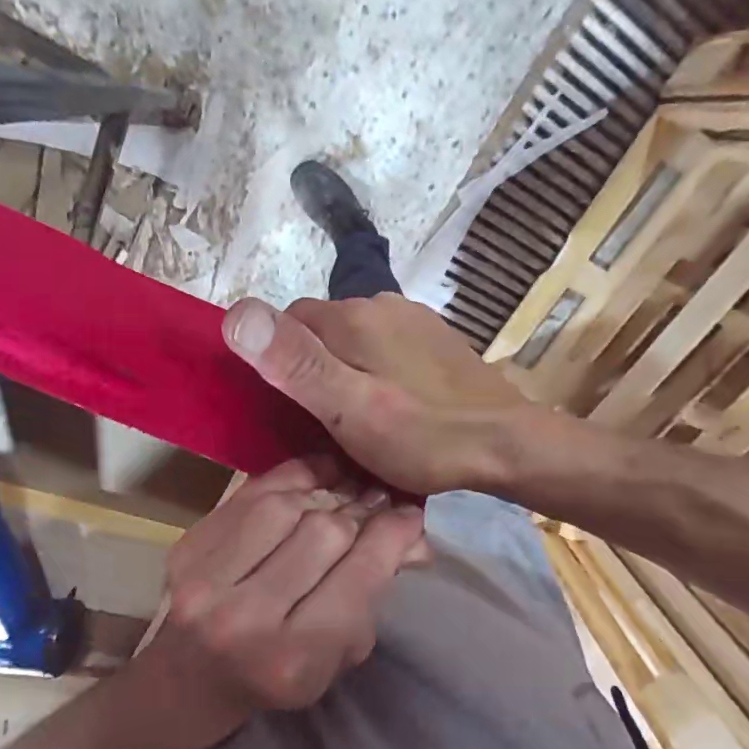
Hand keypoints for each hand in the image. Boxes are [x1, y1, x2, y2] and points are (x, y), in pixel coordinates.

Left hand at [142, 456, 428, 721]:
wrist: (192, 676)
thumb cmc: (276, 676)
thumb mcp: (335, 656)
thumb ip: (373, 596)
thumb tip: (414, 536)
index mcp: (292, 660)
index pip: (357, 580)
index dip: (392, 538)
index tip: (412, 517)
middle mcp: (245, 618)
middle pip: (323, 535)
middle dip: (361, 513)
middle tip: (379, 502)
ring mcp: (207, 580)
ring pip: (284, 506)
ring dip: (325, 493)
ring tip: (347, 490)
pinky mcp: (188, 548)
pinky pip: (249, 495)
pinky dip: (290, 480)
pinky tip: (317, 476)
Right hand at [223, 292, 533, 494]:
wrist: (511, 446)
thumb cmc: (425, 436)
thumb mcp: (350, 409)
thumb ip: (296, 364)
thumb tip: (237, 314)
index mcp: (354, 316)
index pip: (288, 322)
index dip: (278, 362)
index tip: (288, 407)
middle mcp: (382, 302)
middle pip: (320, 330)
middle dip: (311, 367)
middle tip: (320, 422)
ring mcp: (413, 319)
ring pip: (353, 339)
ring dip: (343, 369)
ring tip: (355, 418)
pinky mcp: (435, 338)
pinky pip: (384, 347)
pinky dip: (374, 370)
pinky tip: (392, 406)